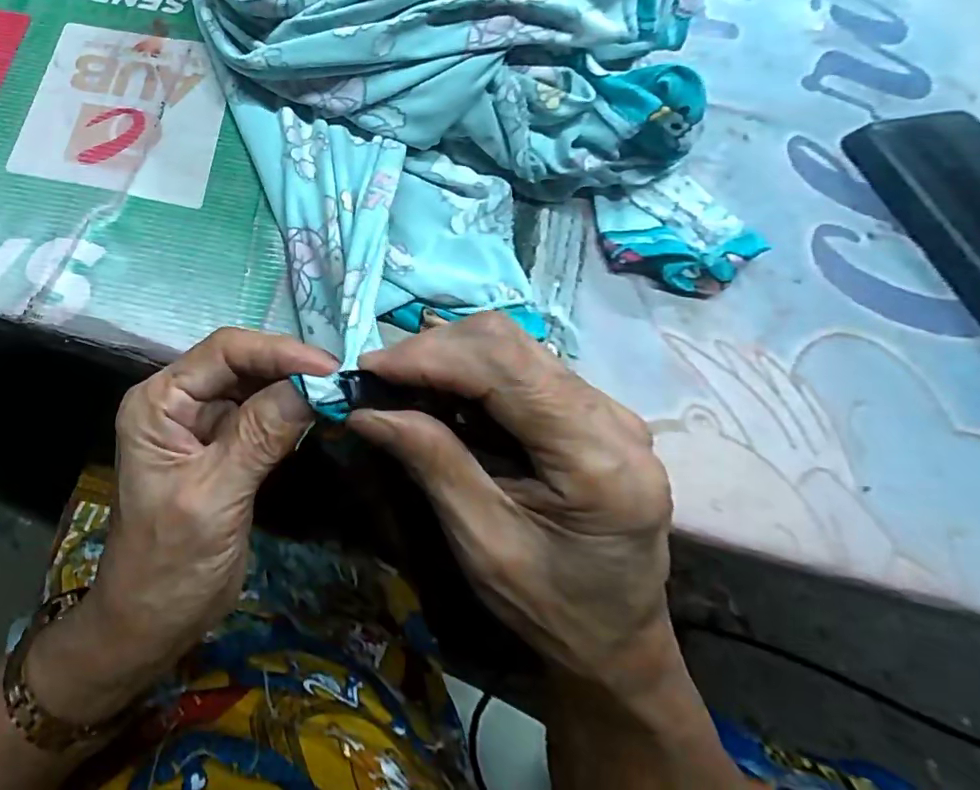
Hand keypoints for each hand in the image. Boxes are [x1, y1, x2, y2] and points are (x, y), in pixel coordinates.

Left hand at [27, 327, 335, 723]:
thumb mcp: (216, 496)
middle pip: (236, 363)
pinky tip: (317, 414)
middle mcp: (173, 402)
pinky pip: (254, 416)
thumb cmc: (170, 563)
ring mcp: (194, 424)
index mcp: (157, 402)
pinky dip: (285, 413)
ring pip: (248, 387)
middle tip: (344, 379)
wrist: (149, 621)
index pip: (221, 352)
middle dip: (288, 366)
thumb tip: (314, 385)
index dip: (277, 352)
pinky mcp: (216, 447)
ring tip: (339, 391)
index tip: (330, 367)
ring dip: (291, 387)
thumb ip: (259, 436)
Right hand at [344, 312, 675, 691]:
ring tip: (399, 386)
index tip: (366, 370)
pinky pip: (515, 363)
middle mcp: (611, 418)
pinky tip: (436, 394)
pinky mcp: (586, 410)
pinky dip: (463, 368)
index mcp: (597, 459)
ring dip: (444, 355)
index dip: (429, 356)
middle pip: (505, 340)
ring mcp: (603, 409)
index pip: (504, 367)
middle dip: (430, 349)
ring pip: (508, 343)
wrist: (615, 639)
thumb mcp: (481, 541)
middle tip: (377, 380)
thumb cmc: (550, 604)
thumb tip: (364, 410)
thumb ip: (431, 463)